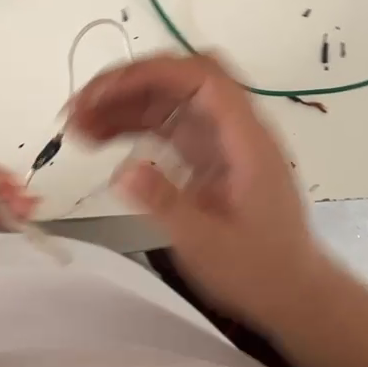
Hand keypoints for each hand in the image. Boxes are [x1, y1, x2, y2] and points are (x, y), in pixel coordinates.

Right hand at [68, 53, 329, 324]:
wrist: (291, 291)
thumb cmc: (258, 270)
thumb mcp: (208, 243)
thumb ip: (166, 204)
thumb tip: (123, 171)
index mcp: (244, 139)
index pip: (200, 79)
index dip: (149, 74)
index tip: (103, 92)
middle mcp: (231, 129)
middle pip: (178, 80)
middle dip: (126, 85)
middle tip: (80, 108)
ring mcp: (216, 140)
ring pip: (165, 100)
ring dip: (120, 105)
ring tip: (76, 125)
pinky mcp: (203, 155)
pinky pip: (163, 125)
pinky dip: (129, 125)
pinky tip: (99, 139)